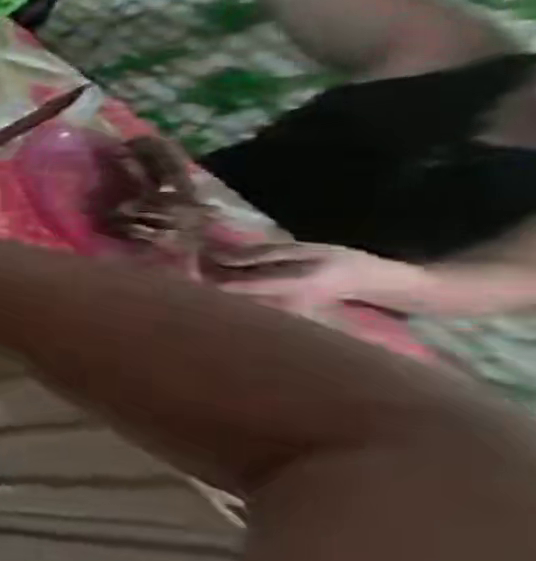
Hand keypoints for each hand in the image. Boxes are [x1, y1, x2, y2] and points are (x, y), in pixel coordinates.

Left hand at [207, 242, 424, 314]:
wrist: (367, 283)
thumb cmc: (338, 261)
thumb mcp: (302, 250)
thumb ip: (260, 255)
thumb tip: (220, 258)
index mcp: (285, 286)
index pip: (228, 285)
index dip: (203, 271)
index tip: (193, 253)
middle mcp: (274, 304)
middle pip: (222, 293)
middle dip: (202, 274)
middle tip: (193, 253)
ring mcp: (273, 311)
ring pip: (228, 296)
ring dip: (211, 278)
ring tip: (204, 257)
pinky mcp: (272, 311)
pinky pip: (239, 297)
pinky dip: (225, 283)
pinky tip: (221, 269)